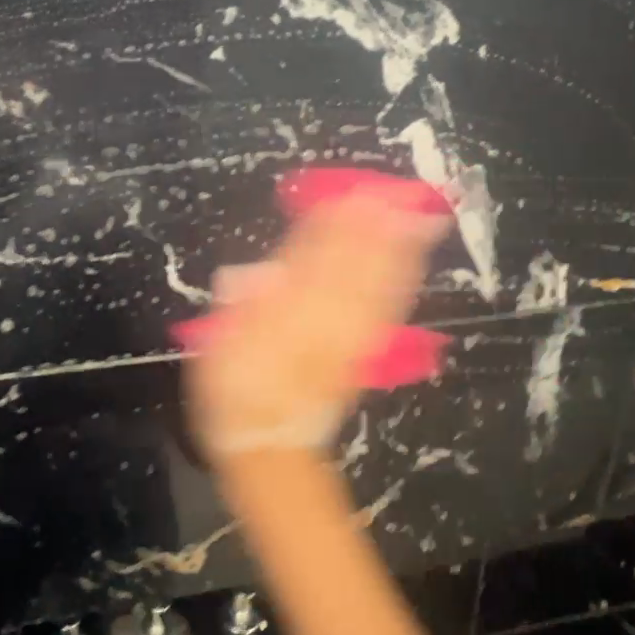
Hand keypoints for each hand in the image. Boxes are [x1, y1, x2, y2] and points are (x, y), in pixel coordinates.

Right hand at [185, 179, 450, 459]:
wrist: (267, 442)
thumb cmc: (233, 390)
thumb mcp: (219, 350)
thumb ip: (239, 311)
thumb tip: (254, 276)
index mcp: (282, 316)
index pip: (305, 260)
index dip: (326, 226)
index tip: (343, 194)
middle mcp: (319, 322)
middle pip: (347, 268)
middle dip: (370, 230)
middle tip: (392, 192)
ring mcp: (345, 337)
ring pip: (373, 287)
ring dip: (395, 251)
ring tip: (415, 216)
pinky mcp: (359, 351)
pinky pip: (385, 312)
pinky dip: (400, 284)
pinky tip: (411, 263)